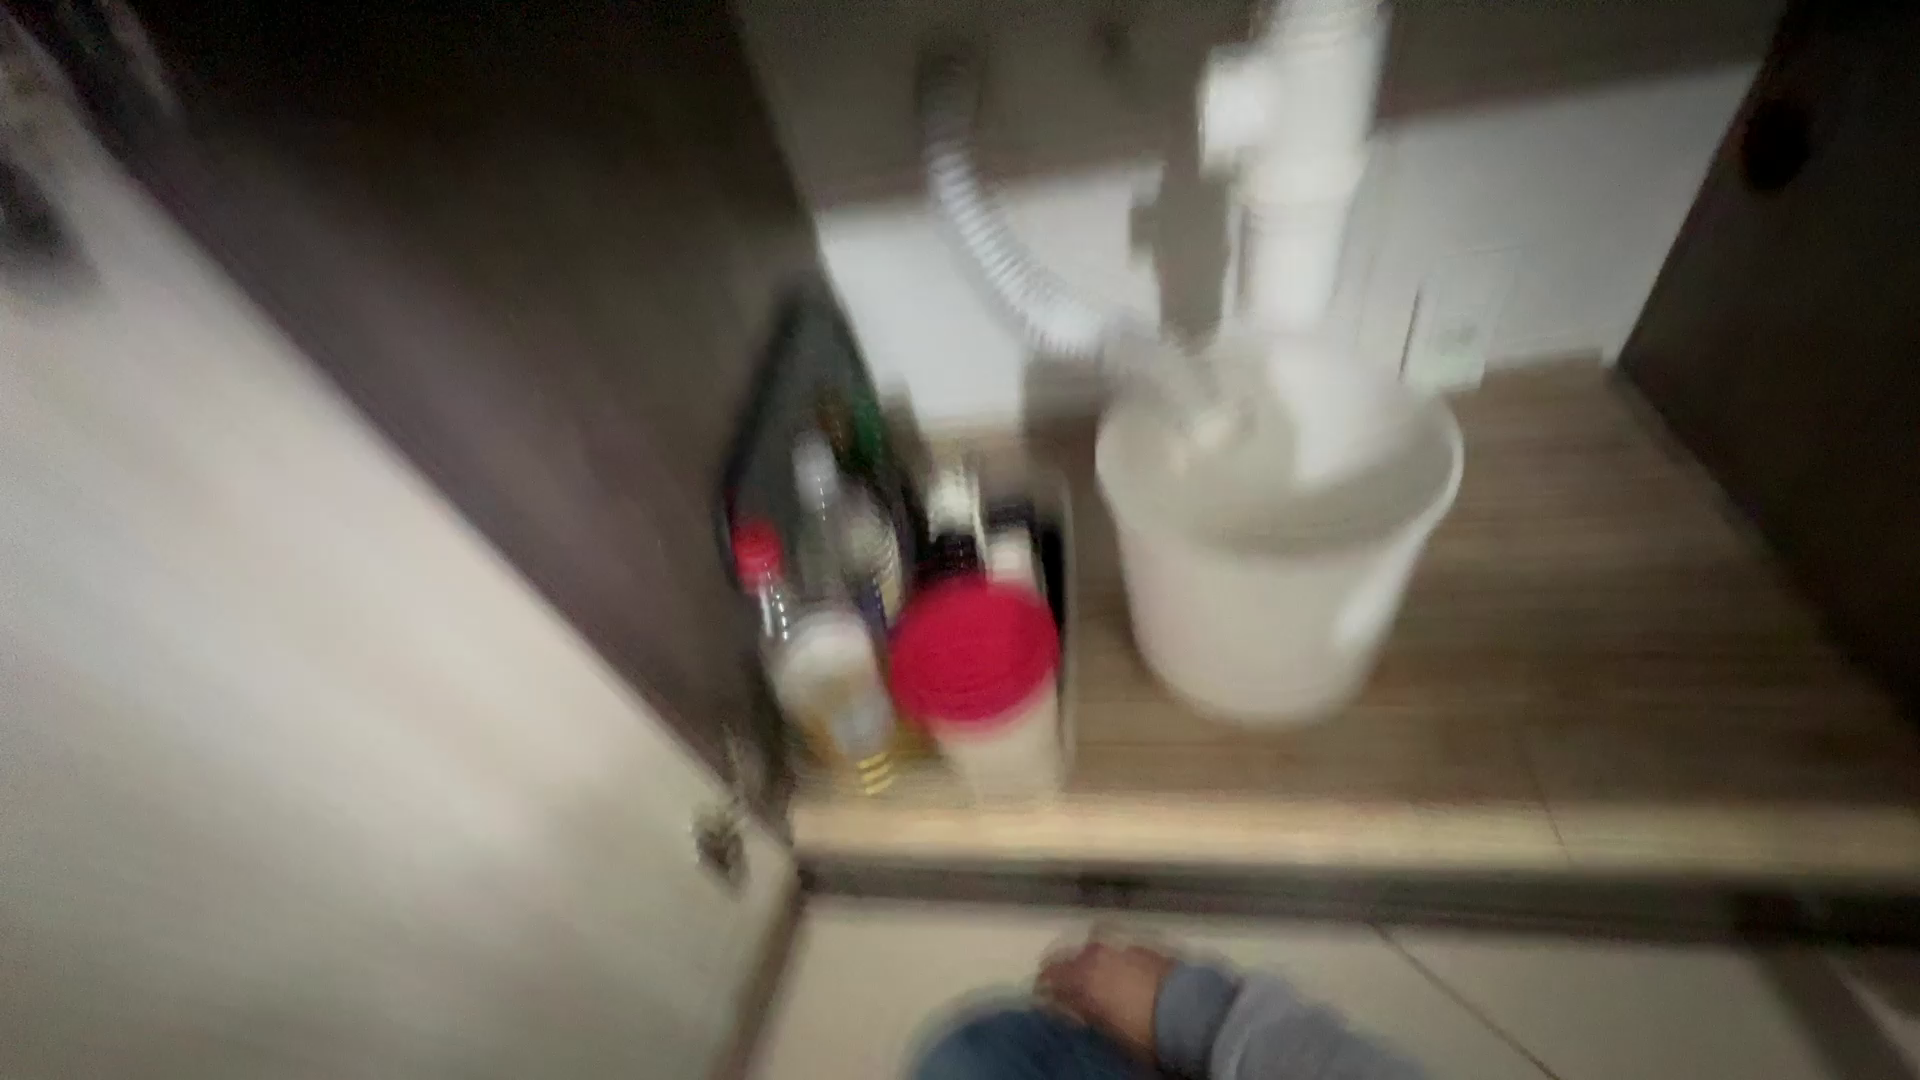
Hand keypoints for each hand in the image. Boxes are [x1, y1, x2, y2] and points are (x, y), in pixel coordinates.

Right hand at [1037, 940, 1177, 1061]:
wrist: (1189, 1010)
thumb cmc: (1145, 1031)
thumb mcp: (1108, 1031)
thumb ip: (1084, 1012)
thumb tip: (1070, 1007)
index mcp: (1083, 976)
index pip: (1050, 977)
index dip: (1043, 987)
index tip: (1039, 994)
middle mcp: (1096, 954)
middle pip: (1067, 955)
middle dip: (1058, 966)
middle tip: (1054, 978)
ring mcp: (1119, 945)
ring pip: (1090, 945)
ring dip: (1083, 956)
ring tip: (1084, 968)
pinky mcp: (1142, 945)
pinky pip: (1115, 945)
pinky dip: (1109, 955)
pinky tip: (1114, 966)